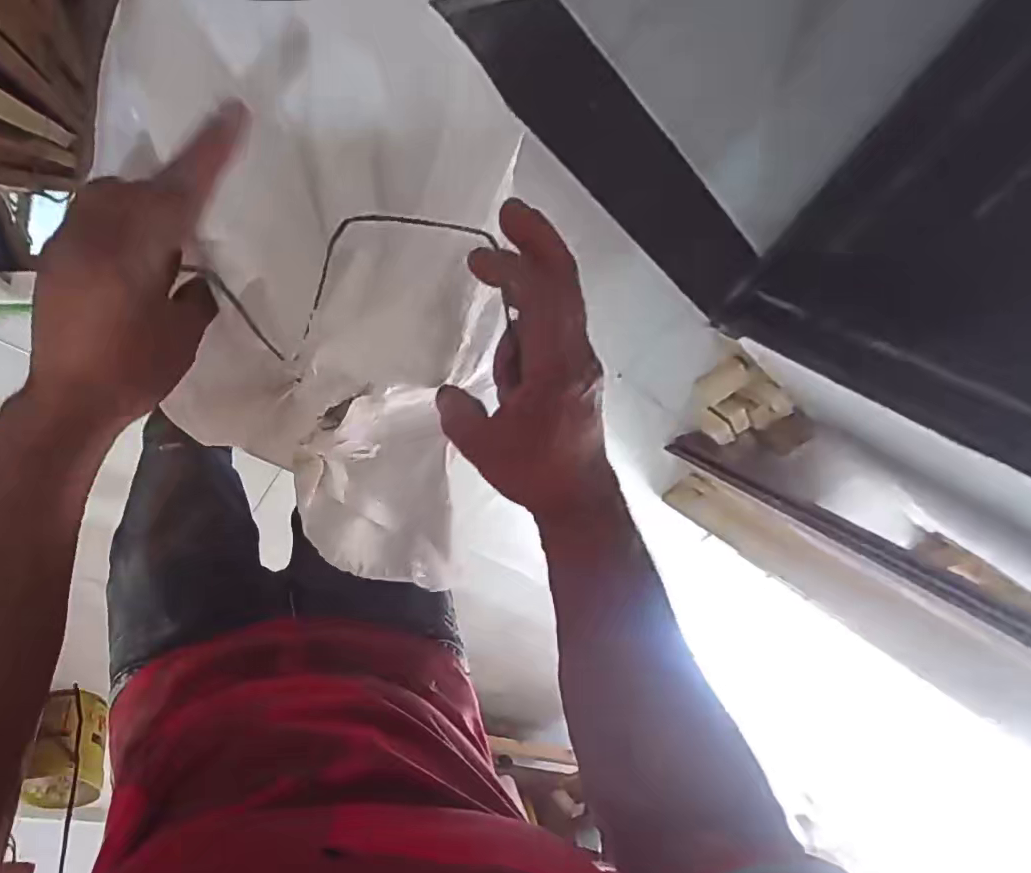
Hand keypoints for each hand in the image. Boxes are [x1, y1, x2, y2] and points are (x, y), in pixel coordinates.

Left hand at [27, 101, 246, 432]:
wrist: (68, 401)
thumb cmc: (133, 373)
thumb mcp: (182, 338)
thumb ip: (195, 296)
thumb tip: (200, 278)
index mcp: (136, 249)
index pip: (181, 191)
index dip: (209, 154)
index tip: (233, 115)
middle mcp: (97, 232)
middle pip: (139, 188)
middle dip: (169, 194)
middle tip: (194, 224)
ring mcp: (69, 240)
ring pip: (109, 199)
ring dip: (140, 208)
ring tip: (163, 243)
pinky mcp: (56, 256)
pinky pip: (92, 220)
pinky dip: (118, 227)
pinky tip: (132, 260)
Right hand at [437, 198, 620, 526]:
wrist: (578, 500)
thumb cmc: (536, 474)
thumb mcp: (484, 447)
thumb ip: (460, 415)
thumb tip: (449, 393)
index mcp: (558, 365)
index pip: (540, 297)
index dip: (511, 267)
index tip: (477, 258)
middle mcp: (577, 355)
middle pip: (564, 283)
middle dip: (538, 243)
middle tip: (511, 213)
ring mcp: (581, 365)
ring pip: (555, 315)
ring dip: (524, 321)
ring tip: (505, 383)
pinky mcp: (577, 377)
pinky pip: (551, 340)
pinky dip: (528, 337)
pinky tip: (512, 385)